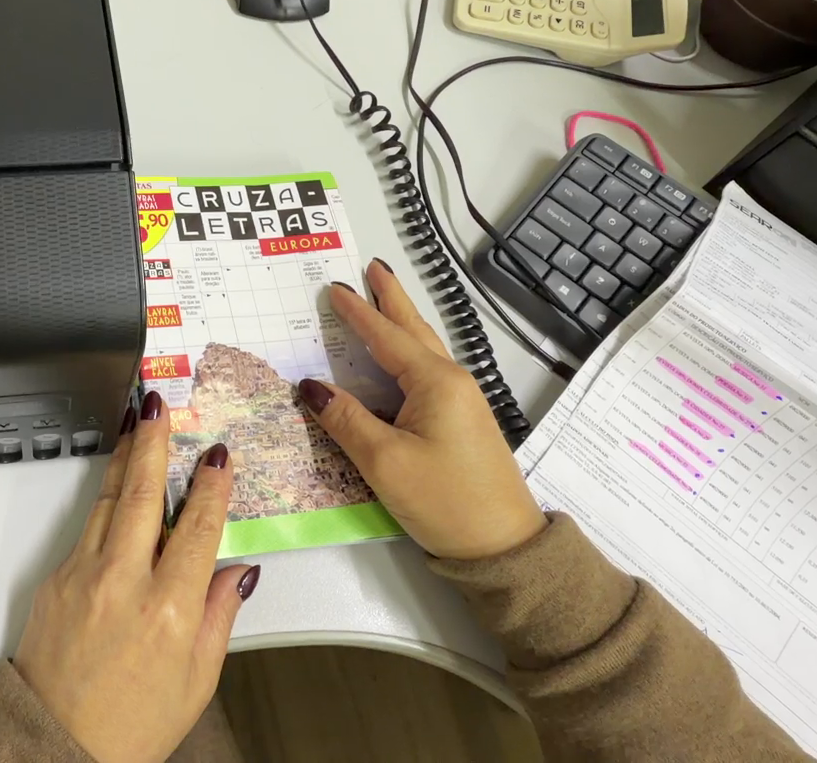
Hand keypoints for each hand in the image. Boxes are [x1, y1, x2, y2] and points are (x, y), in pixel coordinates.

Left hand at [13, 391, 259, 762]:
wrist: (53, 746)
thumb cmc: (131, 726)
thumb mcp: (196, 681)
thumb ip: (219, 617)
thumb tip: (235, 571)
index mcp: (169, 611)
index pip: (197, 530)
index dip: (211, 488)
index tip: (217, 457)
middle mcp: (124, 583)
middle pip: (141, 495)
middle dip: (153, 443)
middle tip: (159, 406)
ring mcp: (84, 574)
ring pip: (108, 499)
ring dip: (125, 456)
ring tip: (135, 422)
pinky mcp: (57, 576)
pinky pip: (87, 524)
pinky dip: (104, 494)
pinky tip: (115, 478)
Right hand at [301, 259, 546, 561]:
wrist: (504, 549)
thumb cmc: (444, 500)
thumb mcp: (384, 461)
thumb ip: (345, 419)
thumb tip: (311, 386)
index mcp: (435, 383)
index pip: (387, 337)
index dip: (358, 312)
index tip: (335, 287)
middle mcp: (451, 382)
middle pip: (414, 330)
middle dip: (391, 299)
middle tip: (374, 268)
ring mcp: (460, 402)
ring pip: (423, 350)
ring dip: (401, 322)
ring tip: (382, 299)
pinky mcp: (461, 422)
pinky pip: (425, 372)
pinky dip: (406, 351)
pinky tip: (397, 357)